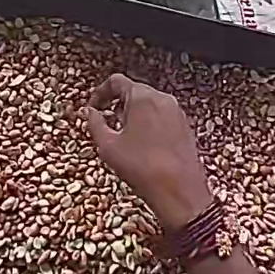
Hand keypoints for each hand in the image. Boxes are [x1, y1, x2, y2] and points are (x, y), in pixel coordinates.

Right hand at [81, 74, 212, 230]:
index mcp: (142, 97)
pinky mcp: (185, 127)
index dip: (100, 93)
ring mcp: (177, 113)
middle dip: (116, 104)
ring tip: (123, 137)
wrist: (179, 192)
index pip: (116, 81)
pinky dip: (148, 123)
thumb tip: (89, 112)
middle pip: (133, 91)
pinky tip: (142, 146)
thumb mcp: (107, 145)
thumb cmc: (141, 168)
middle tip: (106, 123)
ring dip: (132, 114)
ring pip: (149, 104)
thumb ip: (94, 123)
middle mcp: (163, 99)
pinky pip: (161, 116)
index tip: (93, 108)